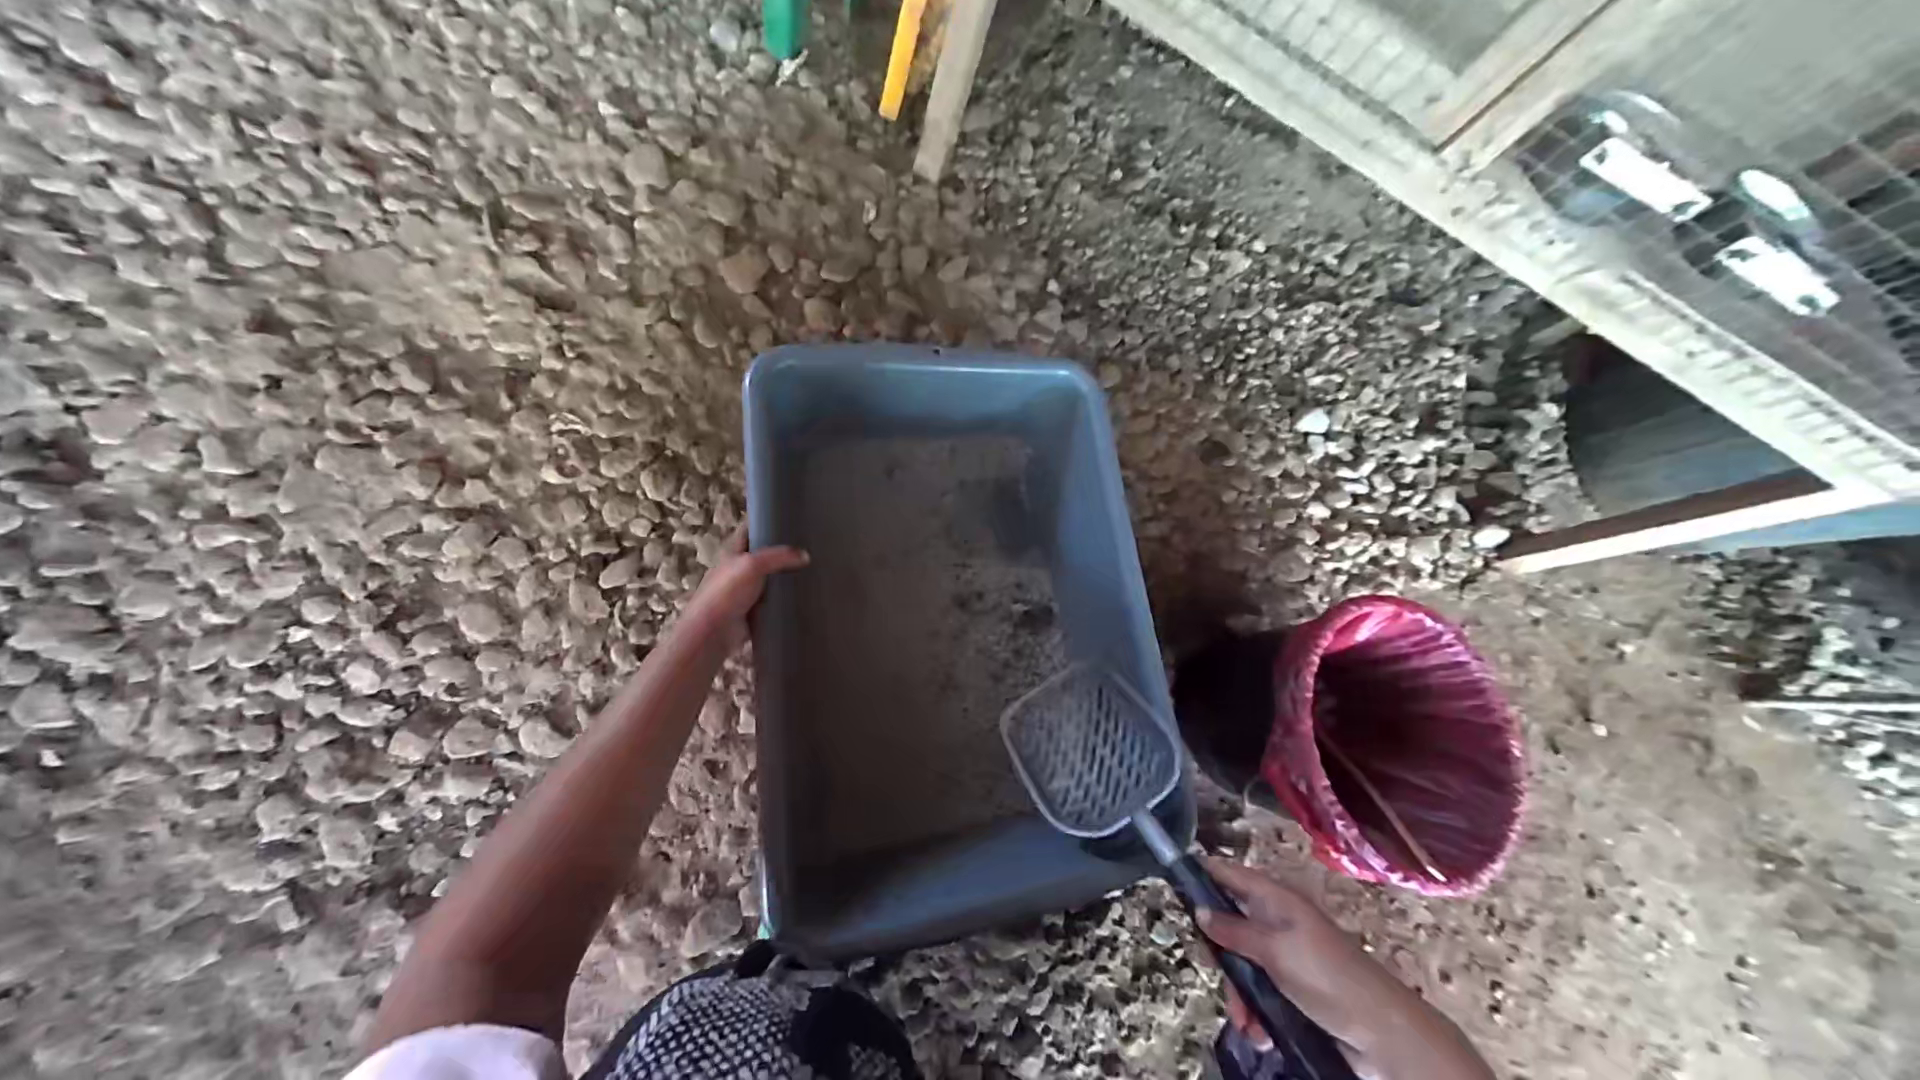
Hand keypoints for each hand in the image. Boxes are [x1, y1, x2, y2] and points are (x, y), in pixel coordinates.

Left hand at [680, 527, 808, 639]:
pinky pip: (774, 599)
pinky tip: (804, 594)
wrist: (713, 634)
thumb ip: (779, 556)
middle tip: (809, 544)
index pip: (750, 528)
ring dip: (786, 575)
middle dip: (782, 549)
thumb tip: (806, 555)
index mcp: (733, 551)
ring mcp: (745, 590)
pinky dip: (786, 597)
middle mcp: (738, 568)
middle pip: (763, 553)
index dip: (765, 519)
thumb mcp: (752, 565)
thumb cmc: (727, 593)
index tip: (789, 516)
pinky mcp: (753, 610)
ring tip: (812, 568)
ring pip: (770, 577)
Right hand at [1197, 858, 1493, 1079]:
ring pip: (1240, 963)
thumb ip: (1234, 930)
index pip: (1227, 873)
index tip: (1174, 888)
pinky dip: (1255, 1012)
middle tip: (1217, 973)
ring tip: (1247, 1022)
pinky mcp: (1293, 989)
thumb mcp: (1274, 950)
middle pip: (1227, 923)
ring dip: (1239, 994)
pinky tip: (1260, 1033)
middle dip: (1219, 954)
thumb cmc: (1327, 977)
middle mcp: (1276, 921)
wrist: (1384, 1034)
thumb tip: (1199, 911)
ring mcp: (1285, 956)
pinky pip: (1259, 992)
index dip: (1200, 875)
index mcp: (1274, 898)